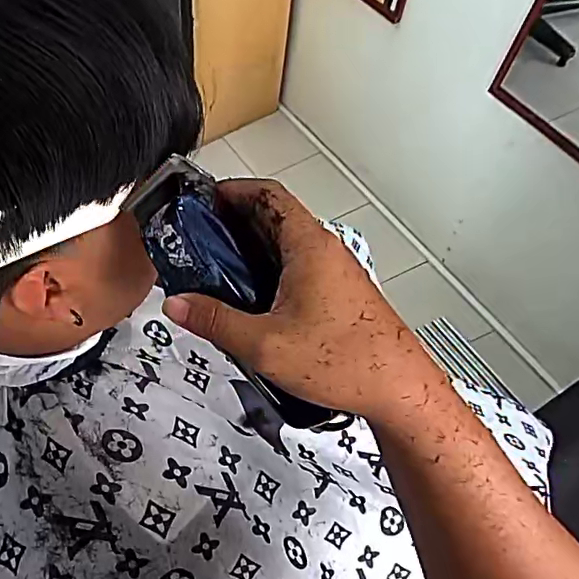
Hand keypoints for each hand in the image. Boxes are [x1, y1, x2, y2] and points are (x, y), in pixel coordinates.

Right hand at [163, 179, 452, 426]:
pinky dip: (271, 272)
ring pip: (287, 245)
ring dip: (253, 249)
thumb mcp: (264, 345)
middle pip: (275, 217)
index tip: (206, 198)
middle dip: (235, 221)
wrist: (397, 388)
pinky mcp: (338, 295)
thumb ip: (215, 322)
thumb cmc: (352, 362)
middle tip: (204, 236)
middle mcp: (326, 253)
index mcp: (309, 248)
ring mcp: (335, 274)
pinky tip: (254, 304)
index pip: (268, 194)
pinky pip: (299, 269)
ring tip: (221, 271)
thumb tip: (181, 305)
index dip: (232, 190)